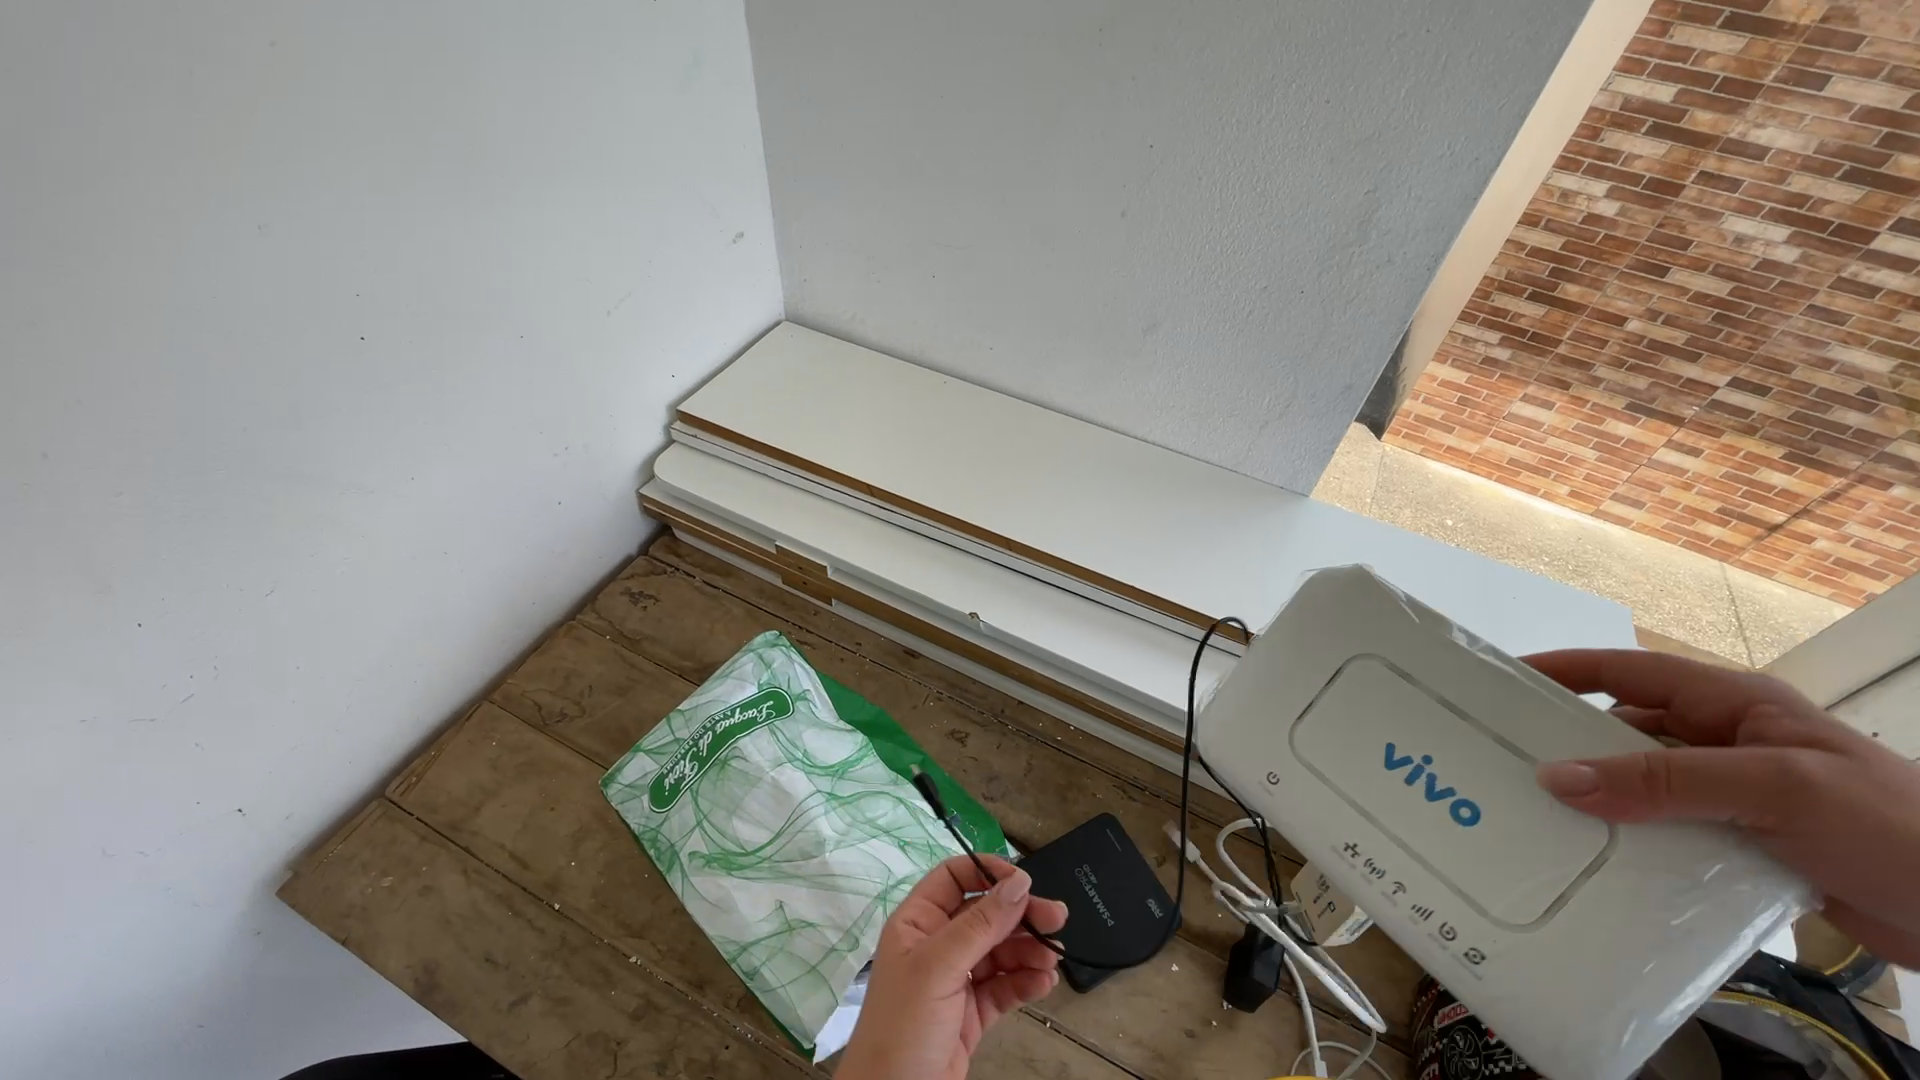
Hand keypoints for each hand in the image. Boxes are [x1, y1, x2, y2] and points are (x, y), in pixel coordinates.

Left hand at [835, 855, 1068, 1079]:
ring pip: (999, 951)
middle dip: (1020, 915)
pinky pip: (1003, 986)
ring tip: (1053, 959)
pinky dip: (1025, 982)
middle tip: (1058, 918)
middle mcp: (935, 945)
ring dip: (1028, 951)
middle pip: (984, 914)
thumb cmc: (904, 1026)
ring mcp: (954, 980)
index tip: (1025, 881)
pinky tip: (1044, 984)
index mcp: (917, 922)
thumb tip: (1019, 881)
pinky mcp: (971, 1014)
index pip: (953, 878)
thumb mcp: (939, 967)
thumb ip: (980, 924)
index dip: (987, 873)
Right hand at [1526, 648, 1919, 966]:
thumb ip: (1663, 782)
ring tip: (1530, 818)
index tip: (1498, 681)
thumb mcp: (1775, 790)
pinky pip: (1665, 831)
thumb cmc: (1895, 827)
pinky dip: (1628, 842)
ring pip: (1639, 786)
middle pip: (1622, 731)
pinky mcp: (1742, 842)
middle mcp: (1723, 741)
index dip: (1561, 670)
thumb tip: (1554, 778)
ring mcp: (1733, 793)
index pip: (1626, 672)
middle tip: (1499, 763)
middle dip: (1563, 744)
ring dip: (1595, 801)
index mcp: (1731, 704)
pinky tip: (1593, 861)